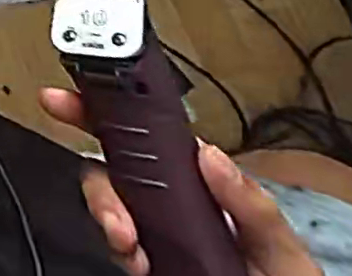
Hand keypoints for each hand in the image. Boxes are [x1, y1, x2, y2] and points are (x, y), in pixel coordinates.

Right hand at [40, 88, 323, 275]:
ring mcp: (149, 228)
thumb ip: (254, 206)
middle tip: (86, 166)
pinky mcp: (141, 259)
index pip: (142, 131)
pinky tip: (134, 256)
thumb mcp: (283, 251)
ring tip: (125, 235)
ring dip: (103, 206)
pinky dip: (116, 246)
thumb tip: (209, 152)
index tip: (68, 93)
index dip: (101, 104)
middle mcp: (163, 196)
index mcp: (193, 178)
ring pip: (102, 195)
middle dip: (82, 145)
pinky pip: (111, 242)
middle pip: (107, 156)